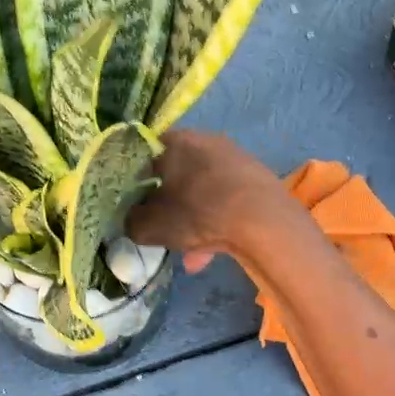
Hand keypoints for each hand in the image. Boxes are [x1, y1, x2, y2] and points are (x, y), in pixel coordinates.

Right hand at [128, 130, 294, 273]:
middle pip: (174, 175)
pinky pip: (224, 201)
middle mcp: (204, 140)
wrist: (262, 220)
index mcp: (174, 141)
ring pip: (201, 192)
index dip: (134, 183)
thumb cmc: (197, 213)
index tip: (132, 206)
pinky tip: (210, 254)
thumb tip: (133, 219)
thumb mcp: (149, 226)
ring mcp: (233, 158)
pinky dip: (214, 223)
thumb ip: (132, 221)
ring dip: (191, 221)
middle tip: (160, 229)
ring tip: (188, 255)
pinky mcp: (255, 178)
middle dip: (166, 206)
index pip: (142, 156)